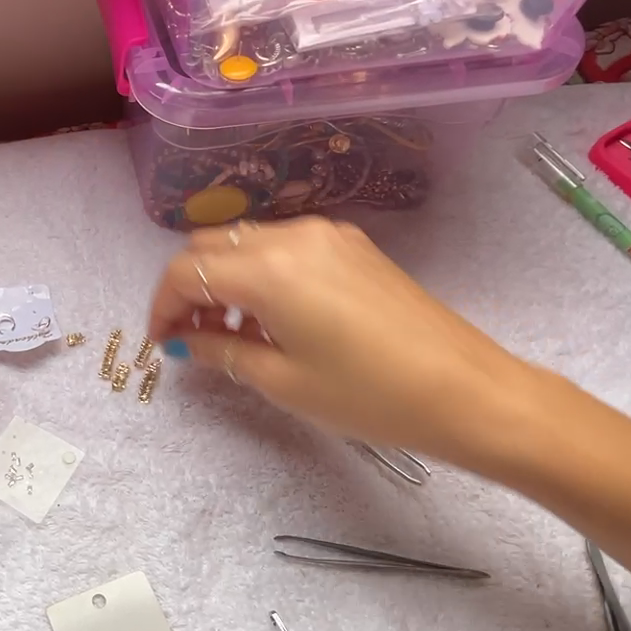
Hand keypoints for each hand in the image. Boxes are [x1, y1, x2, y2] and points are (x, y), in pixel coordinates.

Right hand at [148, 217, 538, 461]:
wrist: (469, 392)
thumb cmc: (369, 395)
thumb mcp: (282, 382)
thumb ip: (221, 351)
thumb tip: (185, 341)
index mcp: (269, 270)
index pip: (186, 272)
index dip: (162, 306)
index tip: (161, 342)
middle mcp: (292, 236)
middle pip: (210, 245)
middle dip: (188, 287)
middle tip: (190, 336)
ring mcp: (326, 235)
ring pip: (244, 242)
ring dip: (223, 279)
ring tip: (231, 333)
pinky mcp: (350, 245)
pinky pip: (282, 246)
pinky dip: (258, 274)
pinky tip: (270, 318)